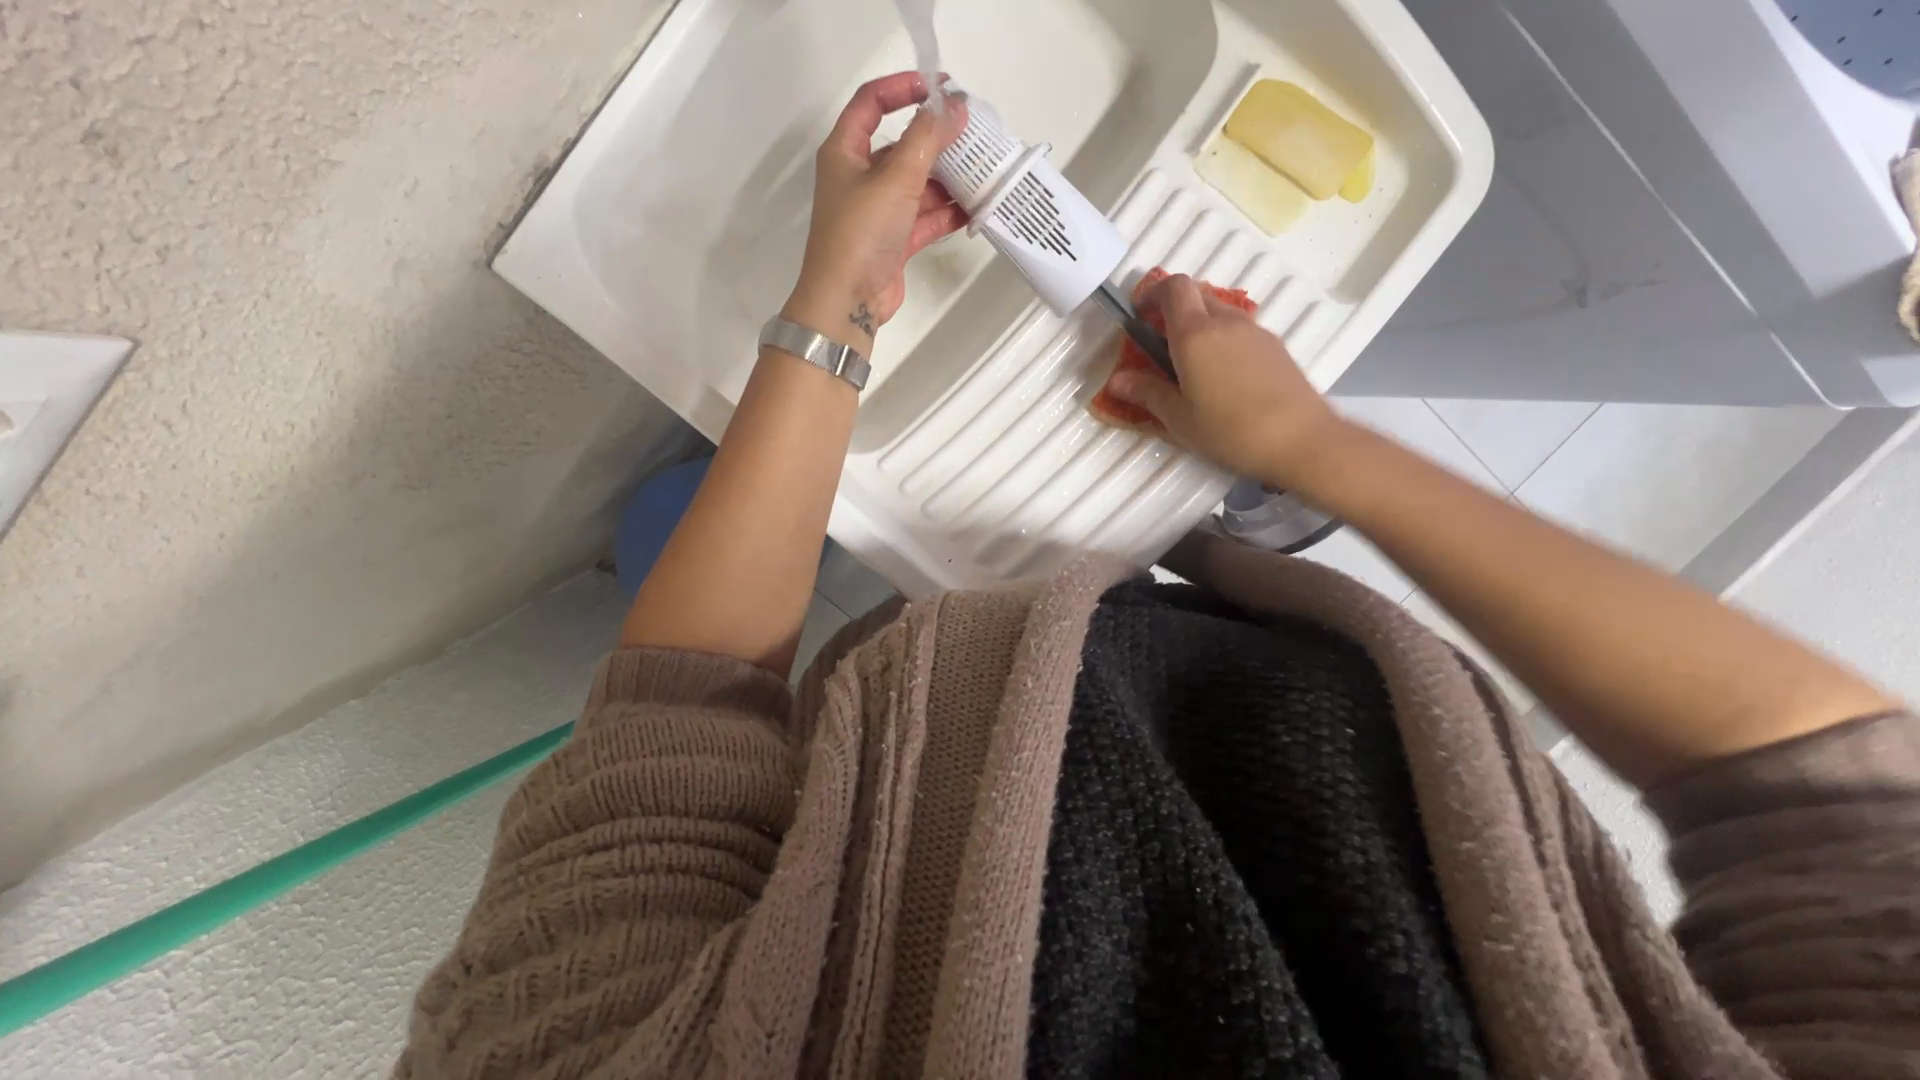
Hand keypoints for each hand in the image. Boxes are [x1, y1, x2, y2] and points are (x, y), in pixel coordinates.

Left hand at [783, 73, 969, 352]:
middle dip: (936, 139)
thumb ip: (928, 138)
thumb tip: (955, 106)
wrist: (847, 300)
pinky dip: (947, 212)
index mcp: (845, 152)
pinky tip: (976, 208)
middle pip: (901, 145)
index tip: (938, 88)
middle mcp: (859, 177)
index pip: (870, 103)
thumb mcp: (895, 177)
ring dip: (948, 179)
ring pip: (917, 183)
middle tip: (973, 133)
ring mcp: (877, 211)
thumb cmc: (861, 232)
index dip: (902, 88)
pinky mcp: (894, 240)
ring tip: (983, 171)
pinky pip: (925, 217)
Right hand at [1105, 273, 1348, 488]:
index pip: (1174, 287)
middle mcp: (1225, 323)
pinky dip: (1224, 341)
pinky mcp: (1275, 347)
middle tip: (1161, 344)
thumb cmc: (1230, 431)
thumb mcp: (1179, 419)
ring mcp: (1255, 333)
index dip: (1153, 293)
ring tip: (1192, 366)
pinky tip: (1224, 379)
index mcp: (1194, 334)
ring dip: (1201, 326)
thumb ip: (1147, 393)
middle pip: (1197, 296)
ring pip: (1220, 313)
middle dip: (1175, 310)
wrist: (1301, 440)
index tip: (1140, 314)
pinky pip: (1240, 331)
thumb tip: (1117, 381)